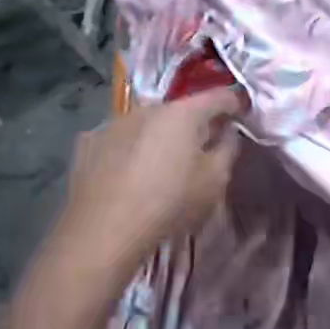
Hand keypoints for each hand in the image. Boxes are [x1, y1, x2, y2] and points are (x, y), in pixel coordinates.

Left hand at [47, 88, 245, 290]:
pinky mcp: (86, 143)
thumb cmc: (169, 202)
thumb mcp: (216, 179)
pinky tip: (129, 172)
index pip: (221, 95)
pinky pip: (120, 139)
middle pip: (182, 109)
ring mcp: (113, 123)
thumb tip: (228, 131)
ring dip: (161, 135)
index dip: (237, 104)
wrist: (101, 233)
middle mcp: (148, 108)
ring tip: (163, 163)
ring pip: (149, 123)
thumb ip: (228, 148)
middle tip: (203, 148)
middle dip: (196, 123)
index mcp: (184, 112)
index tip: (243, 120)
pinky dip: (130, 148)